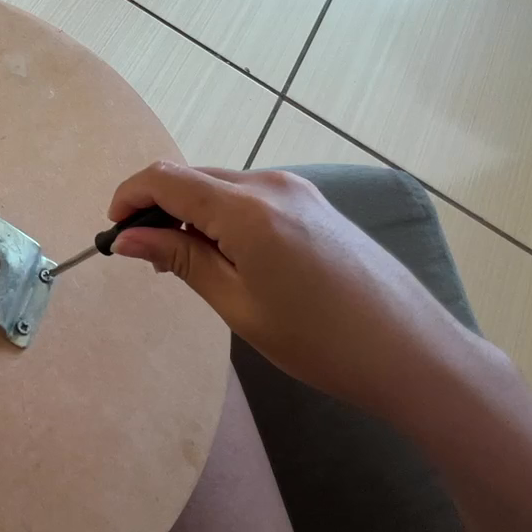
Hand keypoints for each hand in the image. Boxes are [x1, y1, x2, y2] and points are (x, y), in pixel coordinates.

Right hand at [107, 162, 490, 418]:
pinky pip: (248, 194)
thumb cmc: (321, 341)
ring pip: (219, 184)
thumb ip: (180, 260)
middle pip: (190, 176)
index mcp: (246, 209)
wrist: (416, 354)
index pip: (165, 179)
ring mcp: (296, 188)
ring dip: (191, 211)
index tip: (114, 231)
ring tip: (190, 262)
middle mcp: (269, 183)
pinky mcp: (312, 201)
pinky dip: (222, 214)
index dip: (129, 197)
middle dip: (158, 206)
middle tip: (149, 256)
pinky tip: (230, 254)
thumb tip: (126, 239)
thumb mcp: (239, 305)